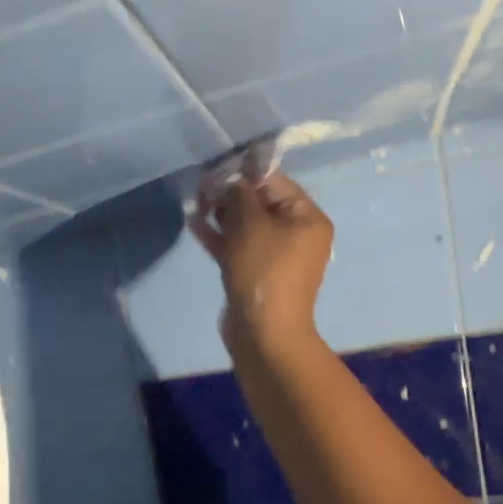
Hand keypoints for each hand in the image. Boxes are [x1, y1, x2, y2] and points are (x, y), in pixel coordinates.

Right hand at [188, 166, 332, 357]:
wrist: (263, 333)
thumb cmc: (263, 272)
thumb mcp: (251, 224)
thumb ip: (239, 195)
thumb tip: (230, 182)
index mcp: (307, 218)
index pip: (275, 182)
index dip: (243, 172)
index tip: (215, 170)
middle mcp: (297, 234)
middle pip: (260, 202)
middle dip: (230, 194)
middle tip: (201, 189)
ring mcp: (276, 256)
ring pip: (246, 225)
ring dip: (221, 214)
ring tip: (195, 204)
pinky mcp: (256, 273)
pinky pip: (238, 246)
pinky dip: (219, 236)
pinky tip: (195, 223)